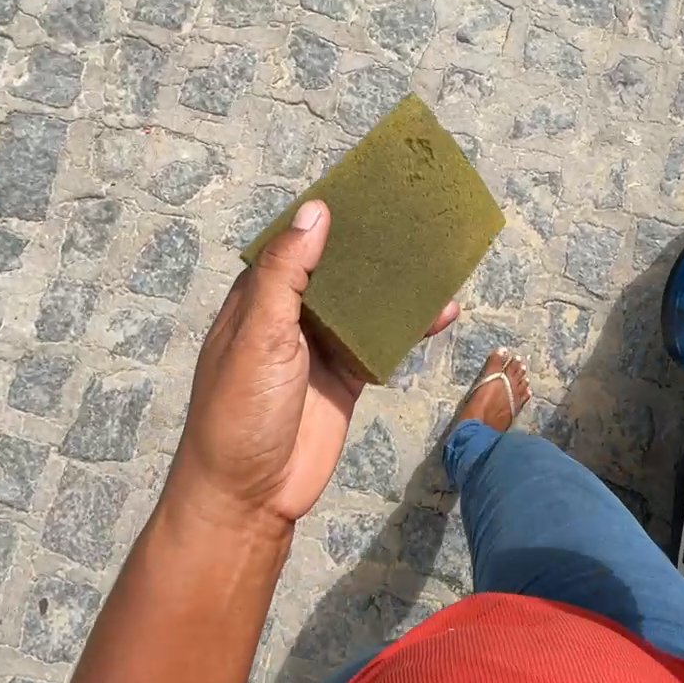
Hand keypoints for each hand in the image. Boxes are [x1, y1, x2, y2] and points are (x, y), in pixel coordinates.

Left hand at [172, 200, 458, 529]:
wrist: (252, 494)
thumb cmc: (241, 409)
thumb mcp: (259, 335)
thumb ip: (286, 273)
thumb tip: (316, 210)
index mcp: (259, 297)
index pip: (295, 242)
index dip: (327, 216)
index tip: (367, 188)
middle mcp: (291, 315)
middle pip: (337, 270)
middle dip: (371, 247)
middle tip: (416, 217)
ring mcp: (322, 347)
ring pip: (366, 305)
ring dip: (397, 286)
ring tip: (438, 257)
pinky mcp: (348, 376)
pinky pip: (384, 343)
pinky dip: (412, 328)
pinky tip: (442, 313)